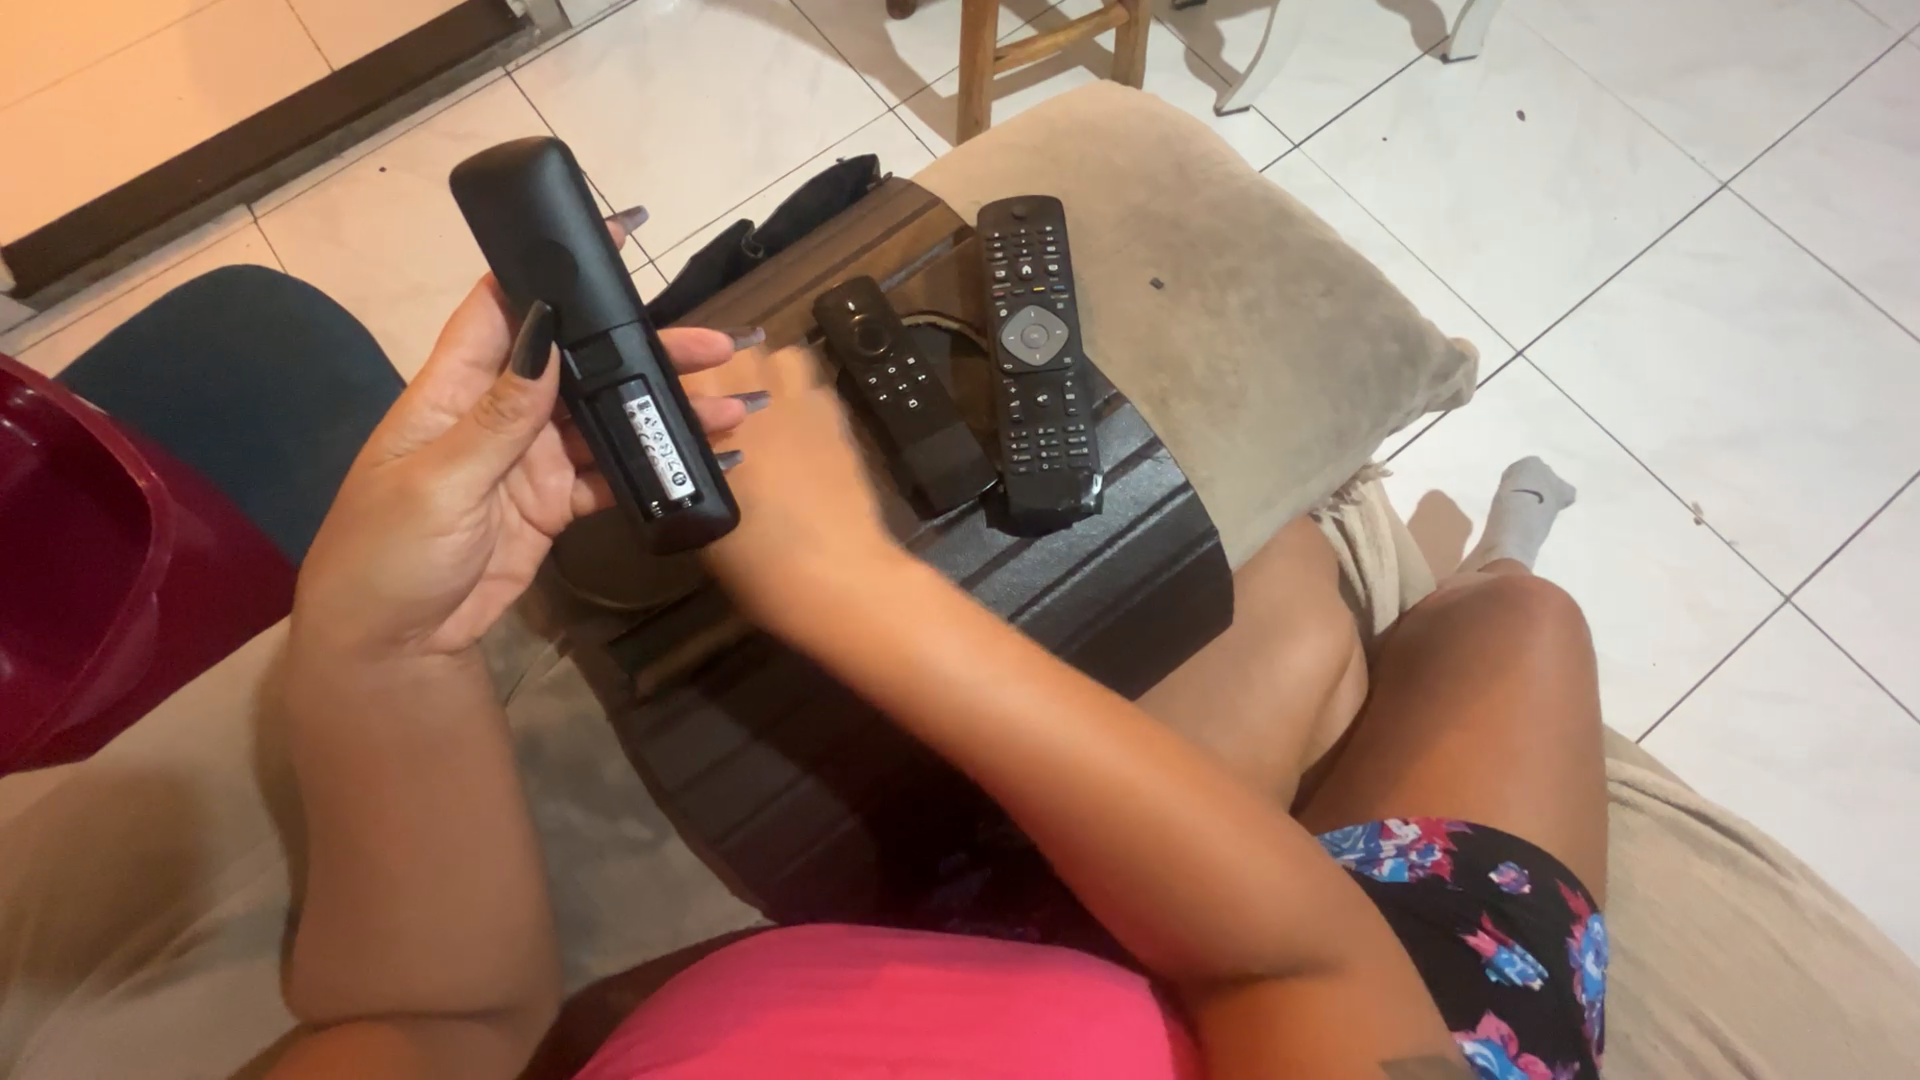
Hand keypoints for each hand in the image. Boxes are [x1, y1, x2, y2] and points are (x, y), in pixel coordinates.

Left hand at [293, 274, 749, 659]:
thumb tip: (545, 341)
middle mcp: (501, 414)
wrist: (397, 640)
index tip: (608, 249)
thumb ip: (496, 418)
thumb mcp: (437, 482)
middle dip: (644, 352)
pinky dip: (654, 469)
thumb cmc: (389, 552)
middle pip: (580, 366)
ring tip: (729, 411)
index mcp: (454, 392)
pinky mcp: (557, 501)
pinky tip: (698, 462)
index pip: (504, 313)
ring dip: (662, 414)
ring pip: (608, 421)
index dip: (552, 278)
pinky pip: (613, 475)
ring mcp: (534, 460)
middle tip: (714, 347)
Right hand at [693, 344, 908, 638]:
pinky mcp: (840, 424)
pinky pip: (817, 387)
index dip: (681, 376)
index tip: (677, 400)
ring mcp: (807, 408)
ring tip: (763, 410)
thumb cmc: (761, 562)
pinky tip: (799, 431)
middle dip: (725, 369)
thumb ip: (692, 469)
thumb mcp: (704, 518)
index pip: (688, 367)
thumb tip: (689, 449)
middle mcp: (761, 403)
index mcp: (718, 426)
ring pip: (783, 357)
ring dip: (770, 373)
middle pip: (737, 350)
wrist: (839, 576)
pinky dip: (804, 396)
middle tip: (720, 406)